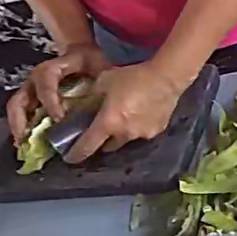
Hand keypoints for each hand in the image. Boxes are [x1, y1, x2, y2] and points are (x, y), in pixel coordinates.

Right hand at [7, 43, 111, 144]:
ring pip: (16, 108)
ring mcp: (31, 90)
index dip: (50, 102)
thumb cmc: (90, 59)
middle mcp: (35, 80)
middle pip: (19, 100)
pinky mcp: (33, 98)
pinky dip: (22, 127)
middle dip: (20, 120)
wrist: (83, 52)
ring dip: (17, 126)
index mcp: (51, 70)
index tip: (59, 118)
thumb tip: (106, 102)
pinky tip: (26, 141)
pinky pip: (22, 113)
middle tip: (26, 138)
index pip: (45, 85)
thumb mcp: (96, 65)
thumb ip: (100, 79)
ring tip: (22, 143)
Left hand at [62, 59, 190, 161]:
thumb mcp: (105, 81)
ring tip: (126, 119)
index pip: (87, 146)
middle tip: (101, 130)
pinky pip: (143, 133)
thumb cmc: (133, 77)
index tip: (70, 158)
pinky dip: (139, 127)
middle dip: (102, 142)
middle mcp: (125, 134)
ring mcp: (143, 134)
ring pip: (127, 140)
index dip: (76, 154)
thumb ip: (93, 94)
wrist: (166, 76)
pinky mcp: (158, 130)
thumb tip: (86, 100)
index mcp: (108, 123)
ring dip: (122, 134)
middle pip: (108, 147)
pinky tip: (143, 114)